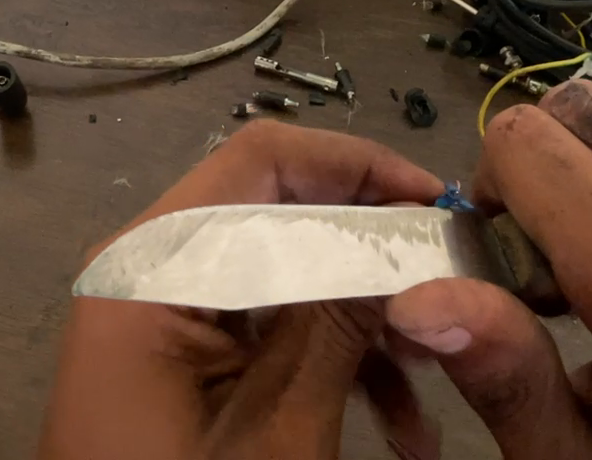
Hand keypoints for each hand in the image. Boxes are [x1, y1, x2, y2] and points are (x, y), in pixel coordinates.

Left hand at [38, 121, 444, 459]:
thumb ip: (337, 322)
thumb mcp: (277, 428)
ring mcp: (160, 298)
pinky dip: (321, 343)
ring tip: (431, 364)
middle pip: (271, 207)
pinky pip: (258, 311)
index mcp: (151, 262)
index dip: (351, 162)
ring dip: (355, 306)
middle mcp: (148, 260)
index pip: (259, 162)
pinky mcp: (176, 336)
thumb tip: (407, 243)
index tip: (428, 195)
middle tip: (443, 269)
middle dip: (364, 240)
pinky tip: (391, 406)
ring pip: (276, 264)